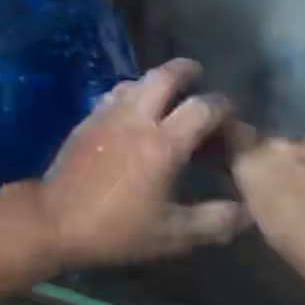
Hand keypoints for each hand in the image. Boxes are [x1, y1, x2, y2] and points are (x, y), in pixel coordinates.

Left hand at [35, 59, 246, 268]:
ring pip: (135, 82)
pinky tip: (134, 109)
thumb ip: (215, 221)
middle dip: (184, 70)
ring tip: (168, 93)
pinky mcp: (87, 120)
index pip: (202, 108)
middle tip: (198, 74)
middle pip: (163, 77)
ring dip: (155, 80)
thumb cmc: (118, 229)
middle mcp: (135, 119)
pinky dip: (131, 92)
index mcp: (162, 143)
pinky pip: (114, 94)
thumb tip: (247, 210)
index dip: (224, 107)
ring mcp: (107, 115)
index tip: (235, 116)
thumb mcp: (173, 234)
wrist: (56, 218)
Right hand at [231, 135, 304, 304]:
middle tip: (295, 195)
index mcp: (255, 166)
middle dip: (282, 165)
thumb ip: (260, 197)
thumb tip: (259, 186)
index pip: (232, 137)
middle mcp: (284, 145)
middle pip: (275, 147)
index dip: (238, 147)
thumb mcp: (274, 234)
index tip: (242, 162)